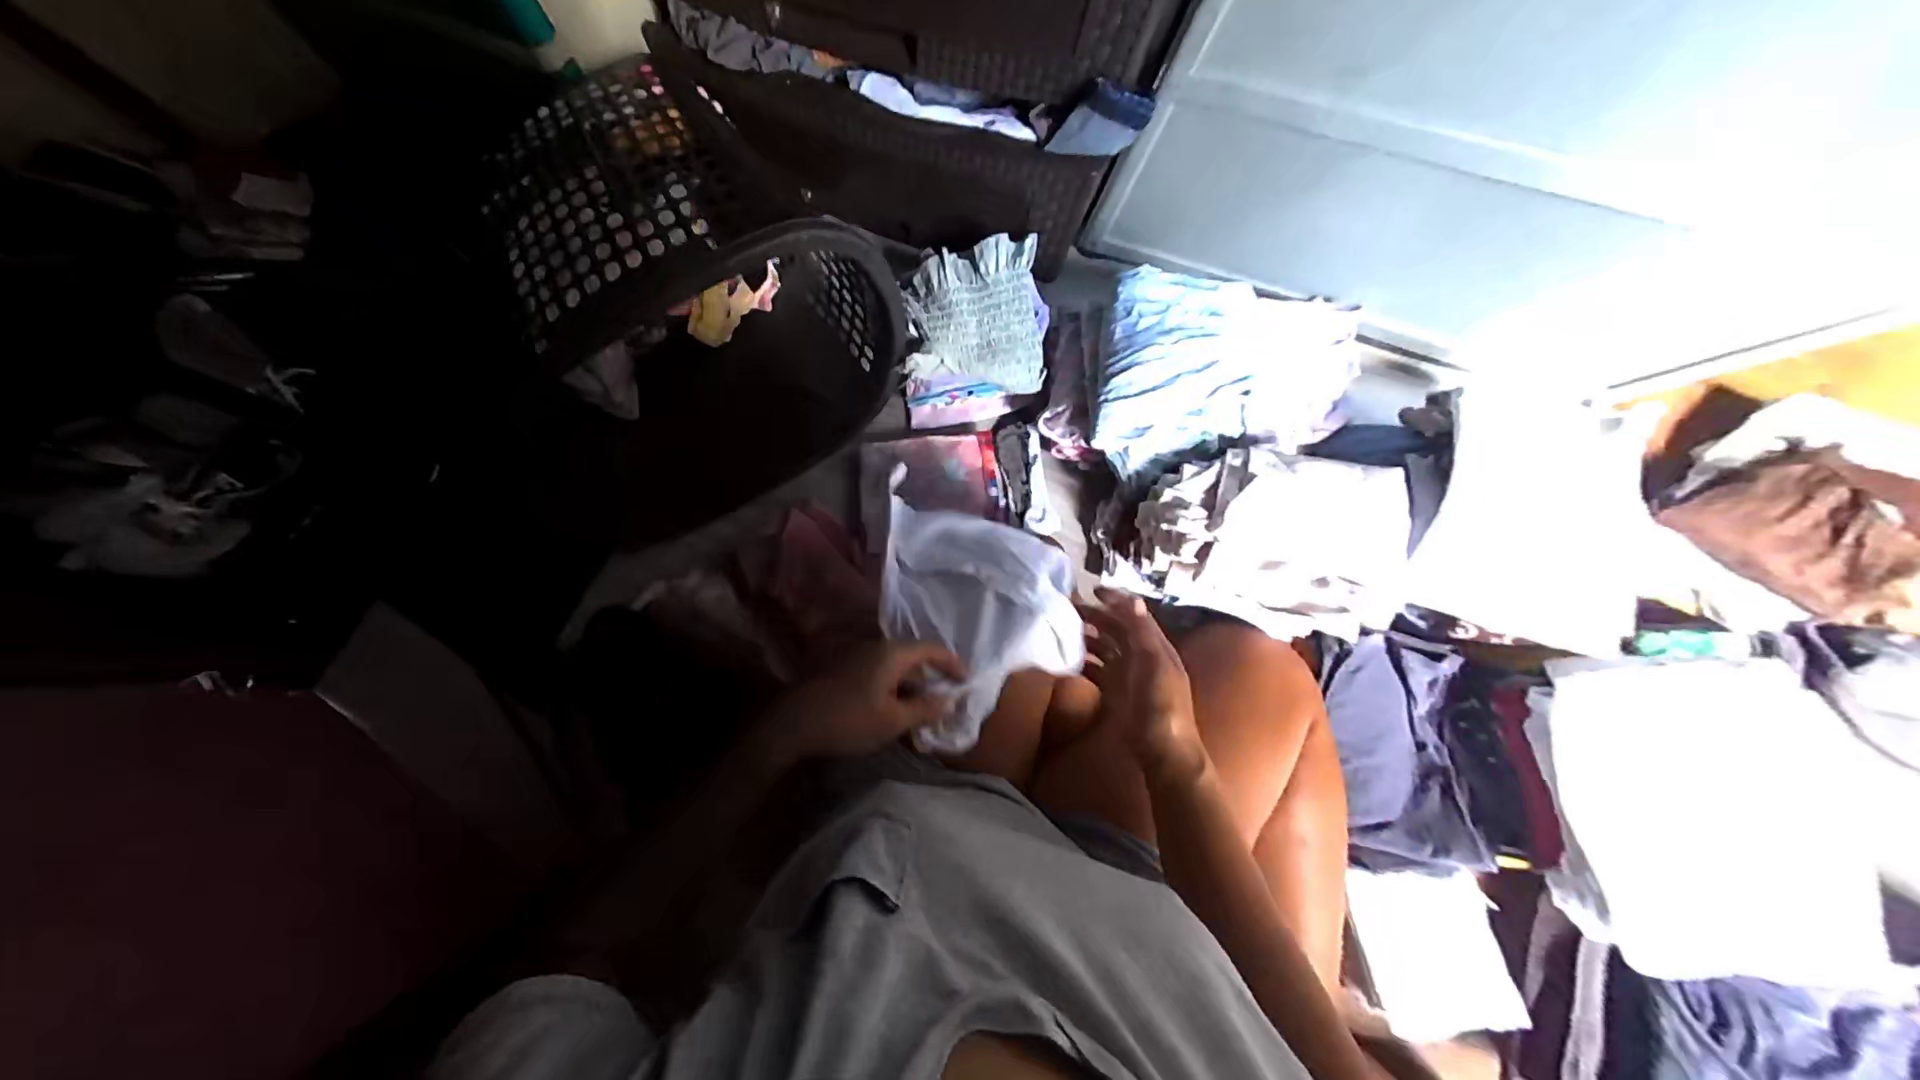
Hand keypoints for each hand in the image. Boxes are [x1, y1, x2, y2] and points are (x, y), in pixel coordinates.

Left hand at [758, 640, 966, 761]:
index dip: (952, 664)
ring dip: (911, 686)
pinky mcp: (843, 669)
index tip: (966, 680)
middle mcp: (875, 647)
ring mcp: (856, 656)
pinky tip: (893, 710)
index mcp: (891, 653)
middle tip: (946, 702)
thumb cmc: (848, 720)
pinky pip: (878, 673)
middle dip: (931, 679)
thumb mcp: (893, 721)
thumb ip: (925, 709)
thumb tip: (951, 699)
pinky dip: (893, 688)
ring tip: (922, 711)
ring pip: (894, 667)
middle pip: (913, 657)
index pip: (932, 649)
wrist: (792, 725)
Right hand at [1079, 589, 1206, 784]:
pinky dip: (1084, 663)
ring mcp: (1128, 677)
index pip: (1134, 615)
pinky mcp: (1116, 694)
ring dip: (1087, 638)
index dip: (1116, 601)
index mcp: (1156, 647)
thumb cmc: (1161, 705)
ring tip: (1063, 631)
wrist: (1163, 751)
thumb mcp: (1154, 663)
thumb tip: (1131, 598)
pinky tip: (1067, 660)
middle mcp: (1142, 657)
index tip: (1091, 590)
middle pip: (1117, 630)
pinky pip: (1097, 671)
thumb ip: (1142, 631)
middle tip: (1068, 609)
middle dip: (1095, 617)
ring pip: (1105, 649)